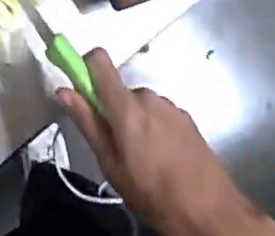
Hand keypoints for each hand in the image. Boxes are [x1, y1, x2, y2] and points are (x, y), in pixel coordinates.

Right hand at [55, 49, 274, 235]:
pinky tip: (164, 159)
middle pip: (119, 90)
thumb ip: (87, 123)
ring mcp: (169, 105)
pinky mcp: (186, 117)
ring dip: (136, 122)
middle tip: (118, 147)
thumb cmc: (153, 193)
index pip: (99, 60)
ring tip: (145, 159)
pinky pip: (159, 114)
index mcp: (126, 105)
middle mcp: (147, 96)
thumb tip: (62, 91)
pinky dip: (155, 128)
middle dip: (114, 111)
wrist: (212, 213)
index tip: (80, 87)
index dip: (85, 66)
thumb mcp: (111, 165)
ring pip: (140, 104)